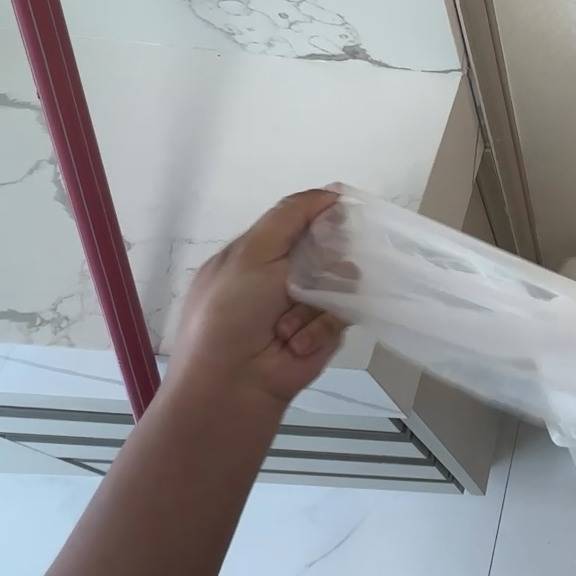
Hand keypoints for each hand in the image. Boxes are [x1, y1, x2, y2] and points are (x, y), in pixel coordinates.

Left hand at [169, 189, 345, 406]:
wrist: (233, 384)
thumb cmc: (229, 315)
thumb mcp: (250, 255)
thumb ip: (289, 217)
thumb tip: (332, 190)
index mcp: (258, 253)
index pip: (301, 220)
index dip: (321, 215)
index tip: (340, 213)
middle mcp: (284, 274)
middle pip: (329, 246)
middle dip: (322, 262)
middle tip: (305, 278)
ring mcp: (308, 301)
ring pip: (342, 279)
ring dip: (316, 302)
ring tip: (288, 325)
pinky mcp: (328, 327)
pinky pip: (345, 311)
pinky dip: (321, 327)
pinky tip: (298, 342)